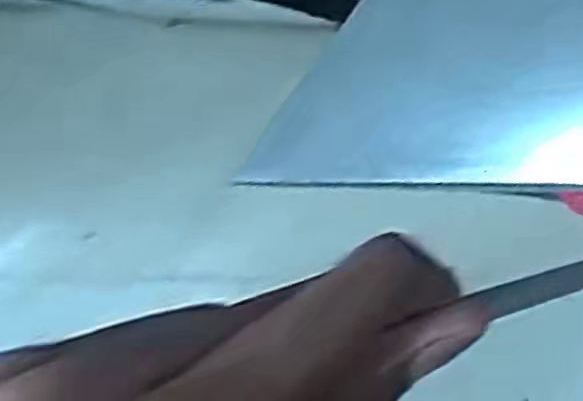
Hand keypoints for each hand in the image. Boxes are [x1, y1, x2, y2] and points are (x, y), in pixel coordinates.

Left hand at [0, 234, 486, 399]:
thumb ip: (361, 396)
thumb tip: (456, 321)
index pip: (371, 276)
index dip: (418, 293)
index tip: (424, 327)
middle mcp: (101, 374)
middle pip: (287, 299)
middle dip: (310, 344)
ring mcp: (24, 375)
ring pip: (199, 324)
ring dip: (221, 366)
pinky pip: (111, 347)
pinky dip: (145, 382)